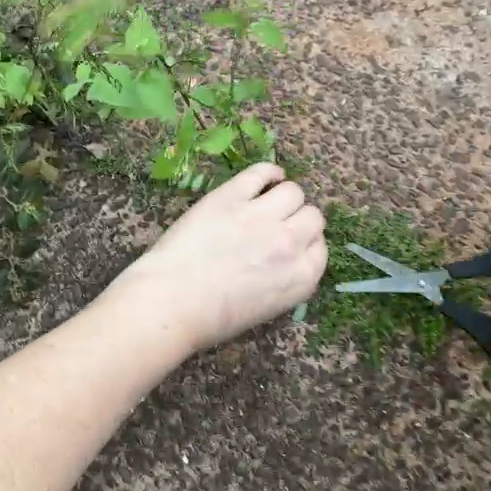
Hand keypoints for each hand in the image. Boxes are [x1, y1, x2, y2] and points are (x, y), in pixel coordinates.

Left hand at [104, 163, 326, 353]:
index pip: (319, 247)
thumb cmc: (212, 318)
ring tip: (267, 204)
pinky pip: (261, 173)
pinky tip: (267, 177)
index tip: (291, 244)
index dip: (305, 243)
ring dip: (284, 197)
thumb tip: (287, 256)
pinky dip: (268, 172)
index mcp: (301, 278)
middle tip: (277, 226)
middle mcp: (290, 243)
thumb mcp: (266, 308)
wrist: (171, 302)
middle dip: (298, 220)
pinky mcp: (232, 196)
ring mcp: (262, 216)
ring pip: (292, 192)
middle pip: (312, 216)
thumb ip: (286, 279)